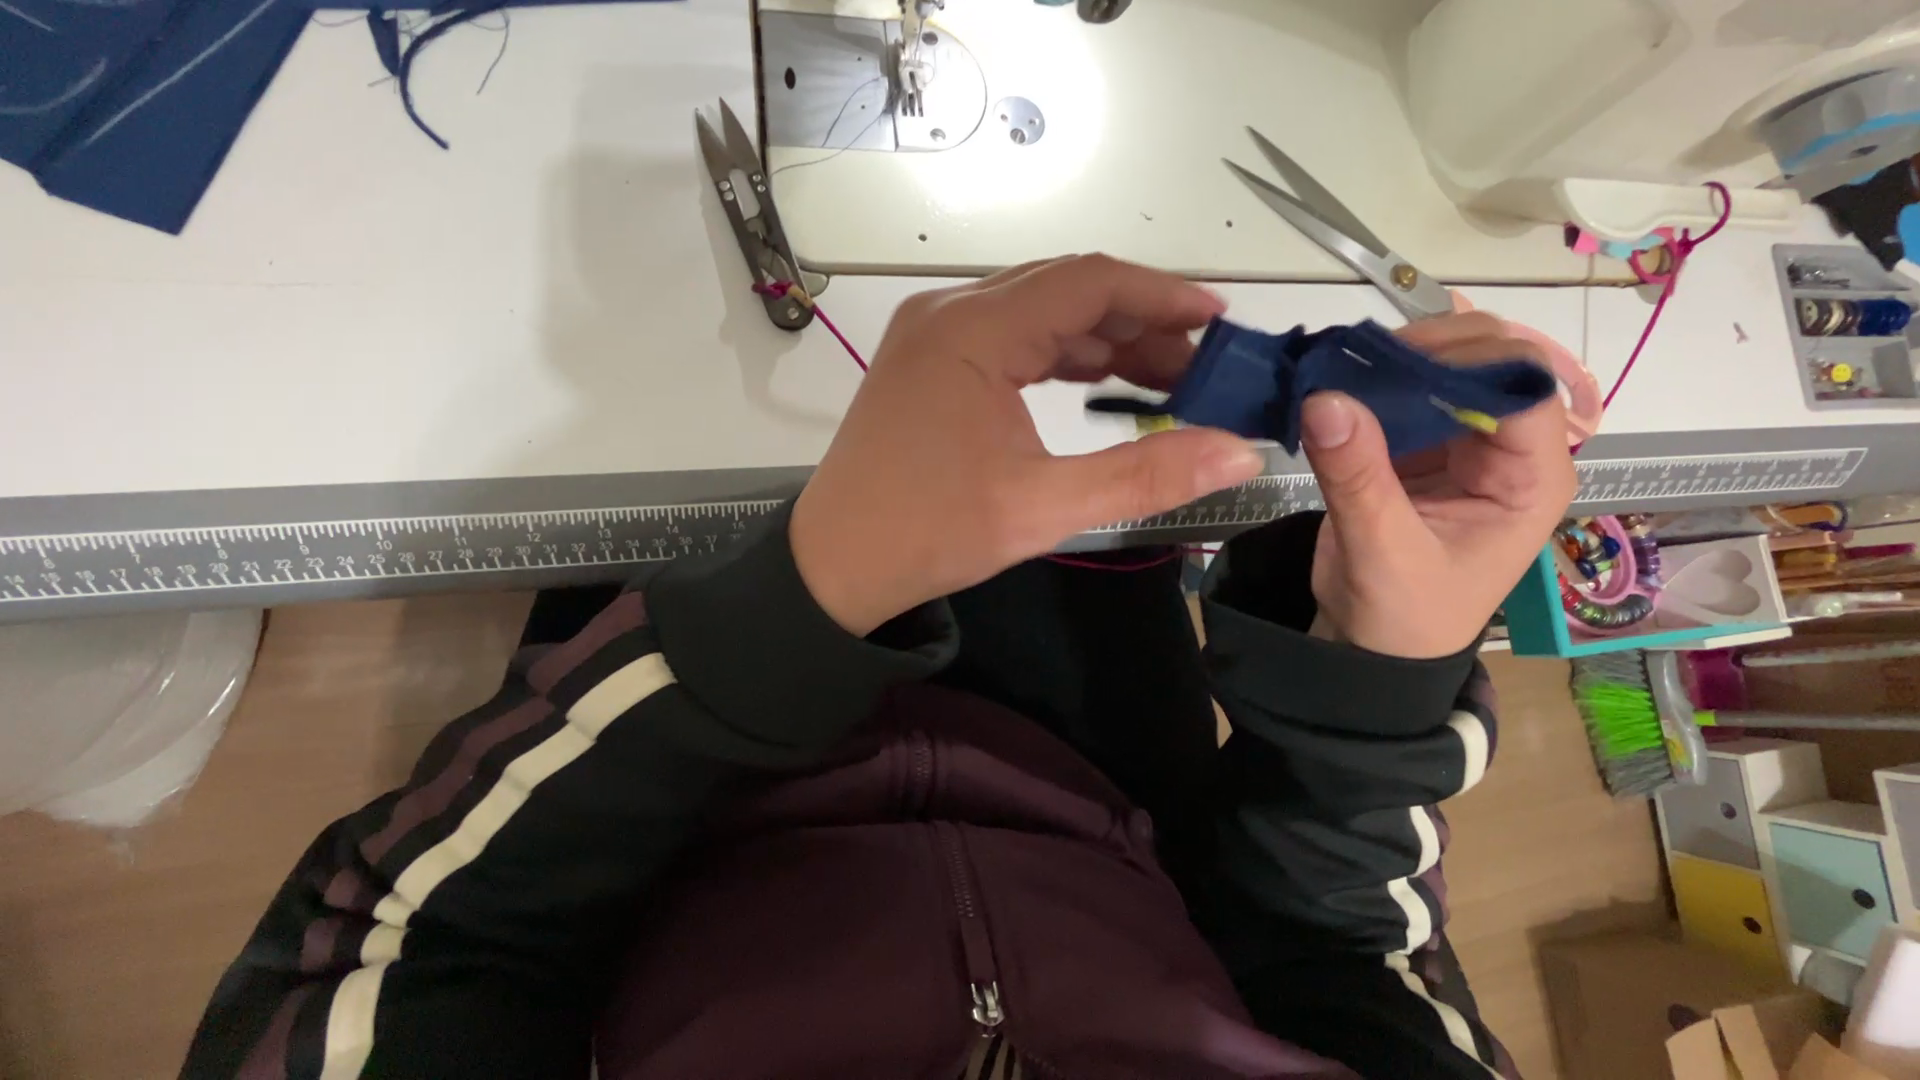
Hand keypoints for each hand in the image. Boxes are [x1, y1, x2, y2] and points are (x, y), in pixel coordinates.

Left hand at [790, 255, 1266, 635]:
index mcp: (972, 331)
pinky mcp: (927, 359)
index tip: (1218, 320)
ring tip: (1167, 376)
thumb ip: (1143, 476)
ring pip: (1036, 311)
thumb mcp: (1041, 509)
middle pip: (1062, 289)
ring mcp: (932, 333)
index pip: (1086, 283)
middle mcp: (948, 312)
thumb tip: (1238, 453)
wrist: (835, 564)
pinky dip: (1059, 354)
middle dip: (1138, 320)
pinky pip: (1008, 336)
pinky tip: (1101, 381)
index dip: (1160, 294)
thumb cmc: (929, 534)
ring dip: (1101, 339)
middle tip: (1202, 361)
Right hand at [1301, 313, 1578, 657]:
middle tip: (1359, 358)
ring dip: (1395, 361)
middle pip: (1490, 365)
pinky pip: (1402, 397)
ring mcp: (1461, 446)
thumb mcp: (1381, 551)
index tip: (1395, 359)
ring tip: (1339, 364)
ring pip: (1444, 372)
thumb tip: (1324, 397)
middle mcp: (1506, 451)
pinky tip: (1335, 381)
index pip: (1524, 391)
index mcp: (1530, 478)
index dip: (1469, 363)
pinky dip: (1371, 383)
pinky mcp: (1416, 450)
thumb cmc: (1400, 615)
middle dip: (1430, 351)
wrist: (1371, 648)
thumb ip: (1357, 476)